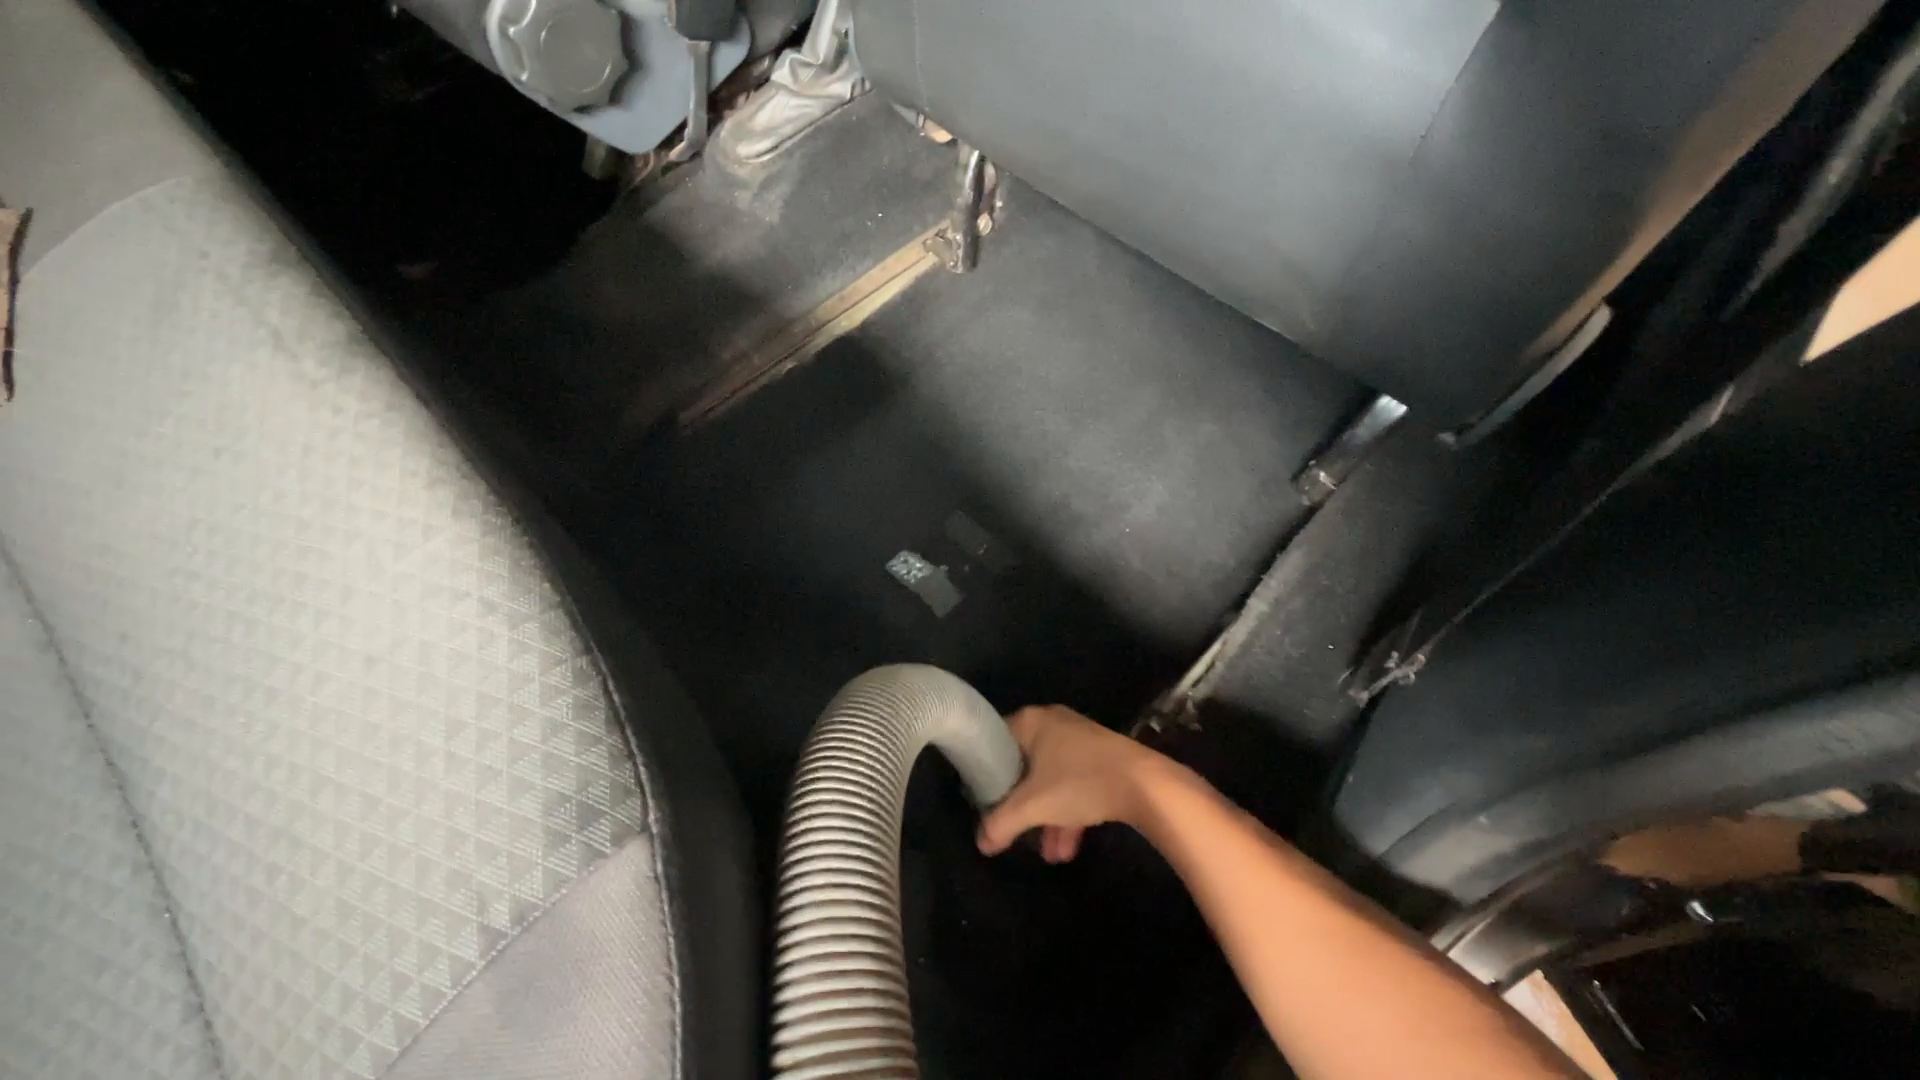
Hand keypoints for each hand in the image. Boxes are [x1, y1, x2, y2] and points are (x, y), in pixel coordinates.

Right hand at [976, 705, 1177, 862]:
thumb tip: (981, 843)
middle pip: (1024, 765)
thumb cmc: (1080, 783)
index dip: (984, 772)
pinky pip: (1075, 785)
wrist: (1146, 784)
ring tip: (1048, 854)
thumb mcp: (1032, 806)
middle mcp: (1054, 724)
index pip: (994, 741)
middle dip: (1021, 805)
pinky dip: (1069, 814)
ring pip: (1052, 780)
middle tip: (1012, 828)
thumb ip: (1001, 824)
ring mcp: (1081, 741)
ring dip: (1048, 818)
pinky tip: (1067, 850)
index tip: (981, 800)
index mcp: (1032, 722)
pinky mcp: (1103, 759)